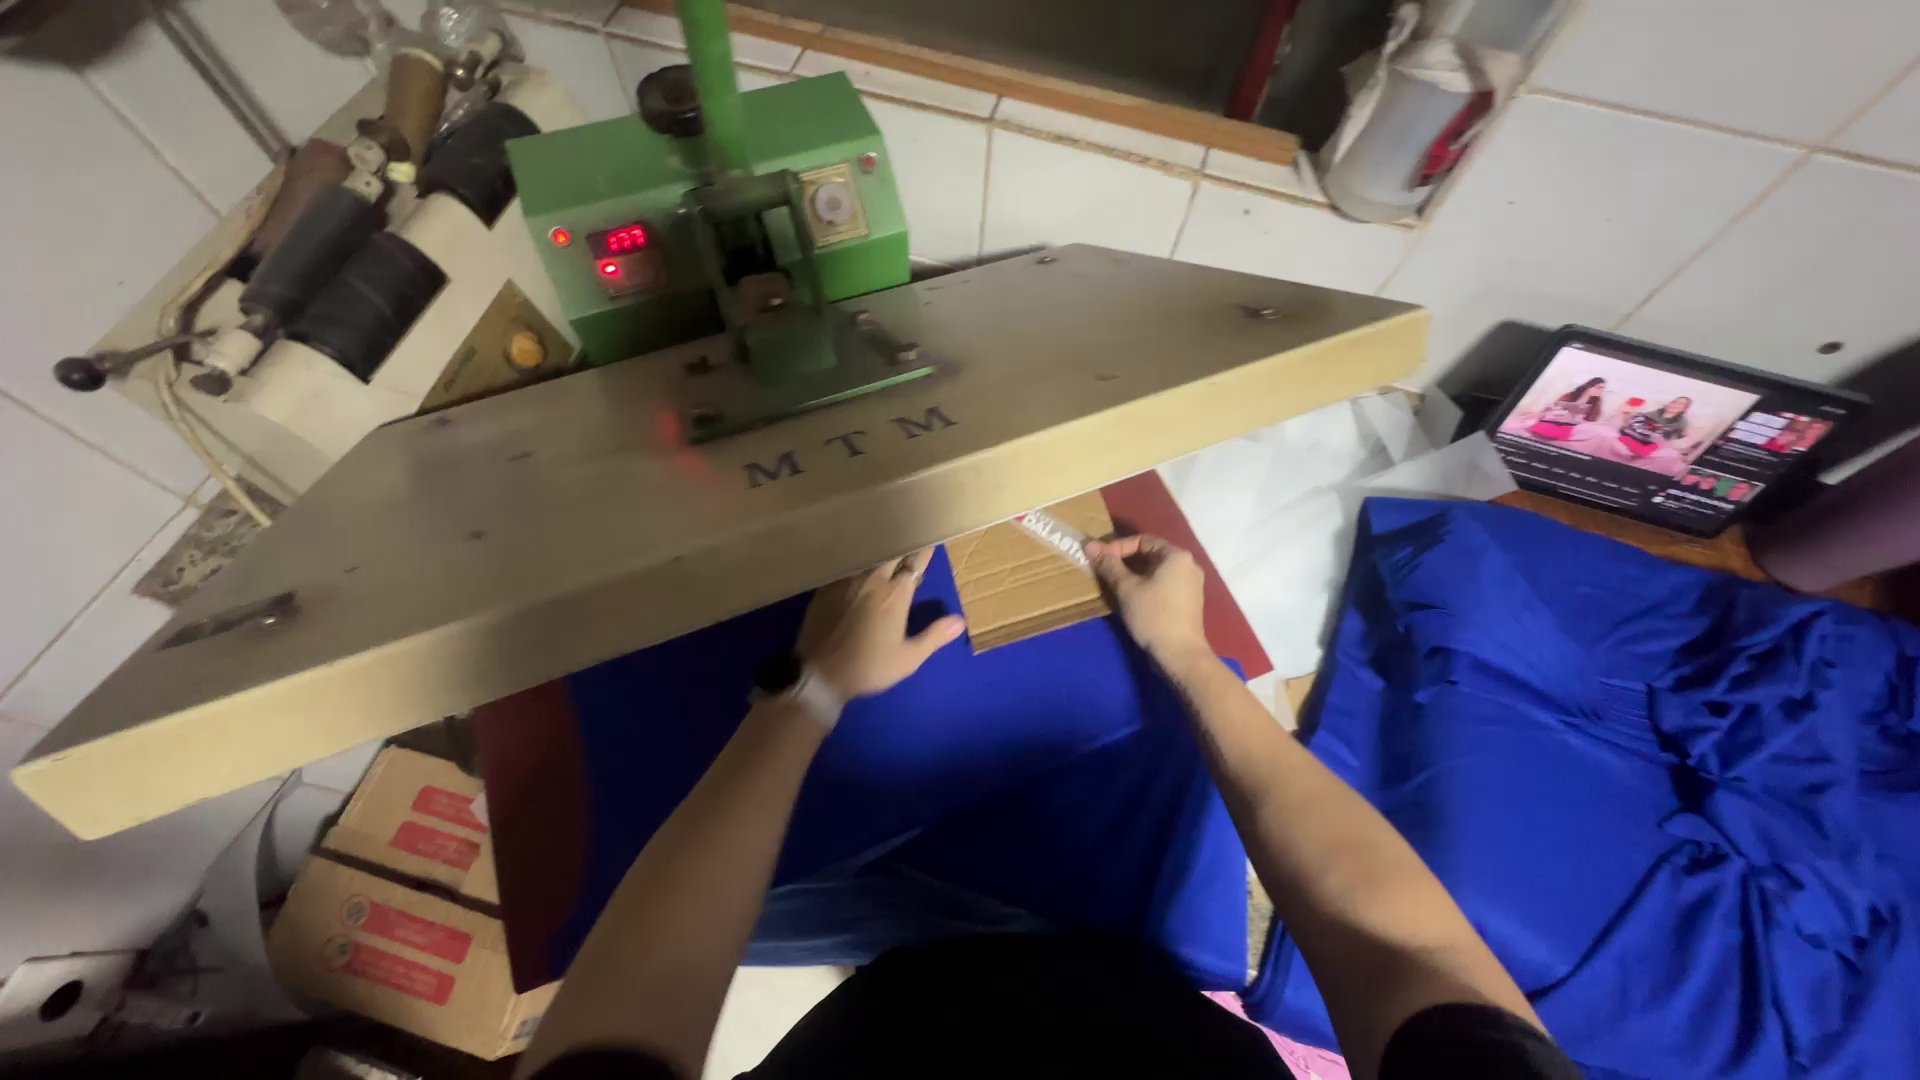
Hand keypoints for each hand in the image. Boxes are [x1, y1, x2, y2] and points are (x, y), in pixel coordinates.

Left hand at [795, 549, 966, 698]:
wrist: (820, 674)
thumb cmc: (869, 667)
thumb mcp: (908, 658)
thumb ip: (934, 636)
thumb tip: (959, 620)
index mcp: (895, 595)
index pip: (914, 564)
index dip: (924, 553)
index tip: (930, 542)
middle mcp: (872, 580)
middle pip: (891, 555)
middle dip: (903, 549)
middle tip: (909, 543)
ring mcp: (846, 582)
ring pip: (868, 558)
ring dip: (879, 554)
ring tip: (885, 549)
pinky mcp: (825, 589)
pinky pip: (845, 567)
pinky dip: (856, 563)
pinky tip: (855, 566)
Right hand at [1087, 534, 1210, 669]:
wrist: (1180, 654)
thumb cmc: (1153, 615)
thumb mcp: (1126, 588)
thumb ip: (1109, 565)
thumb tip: (1090, 545)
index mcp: (1176, 555)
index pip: (1142, 540)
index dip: (1117, 547)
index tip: (1100, 561)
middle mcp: (1188, 565)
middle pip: (1150, 554)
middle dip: (1124, 561)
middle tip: (1104, 572)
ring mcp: (1191, 584)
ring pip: (1156, 571)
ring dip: (1133, 575)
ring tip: (1113, 585)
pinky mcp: (1188, 601)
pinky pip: (1163, 584)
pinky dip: (1145, 586)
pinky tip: (1131, 598)